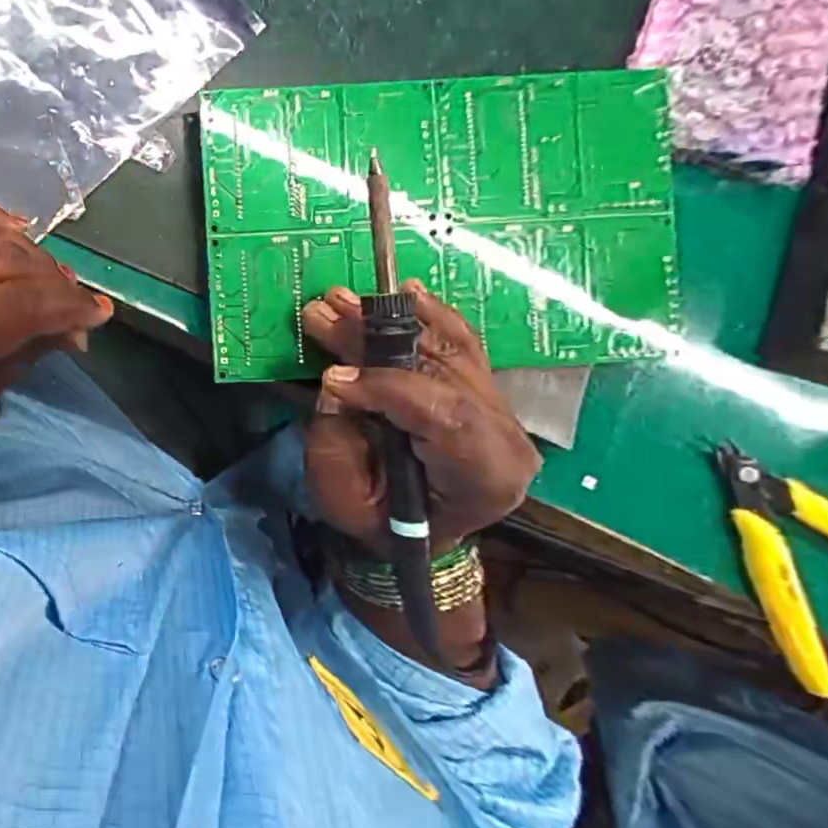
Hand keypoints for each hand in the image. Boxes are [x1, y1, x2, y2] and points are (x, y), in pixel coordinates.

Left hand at [0, 197, 113, 452]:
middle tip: (78, 306)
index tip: (99, 313)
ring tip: (53, 281)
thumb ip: (22, 355)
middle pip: (4, 262)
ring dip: (31, 254)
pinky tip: (18, 233)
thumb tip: (78, 325)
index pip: (13, 306)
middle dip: (54, 283)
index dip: (65, 306)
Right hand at [299, 281, 540, 556]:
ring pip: (450, 350)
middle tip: (324, 314)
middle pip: (444, 370)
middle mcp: (503, 434)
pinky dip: (430, 316)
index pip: (446, 415)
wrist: (417, 533)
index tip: (331, 377)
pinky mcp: (480, 390)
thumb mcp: (345, 502)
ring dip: (390, 320)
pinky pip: (460, 344)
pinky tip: (405, 295)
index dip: (389, 388)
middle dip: (377, 340)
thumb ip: (337, 448)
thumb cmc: (378, 523)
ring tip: (341, 302)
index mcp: (482, 476)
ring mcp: (497, 408)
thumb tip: (335, 388)